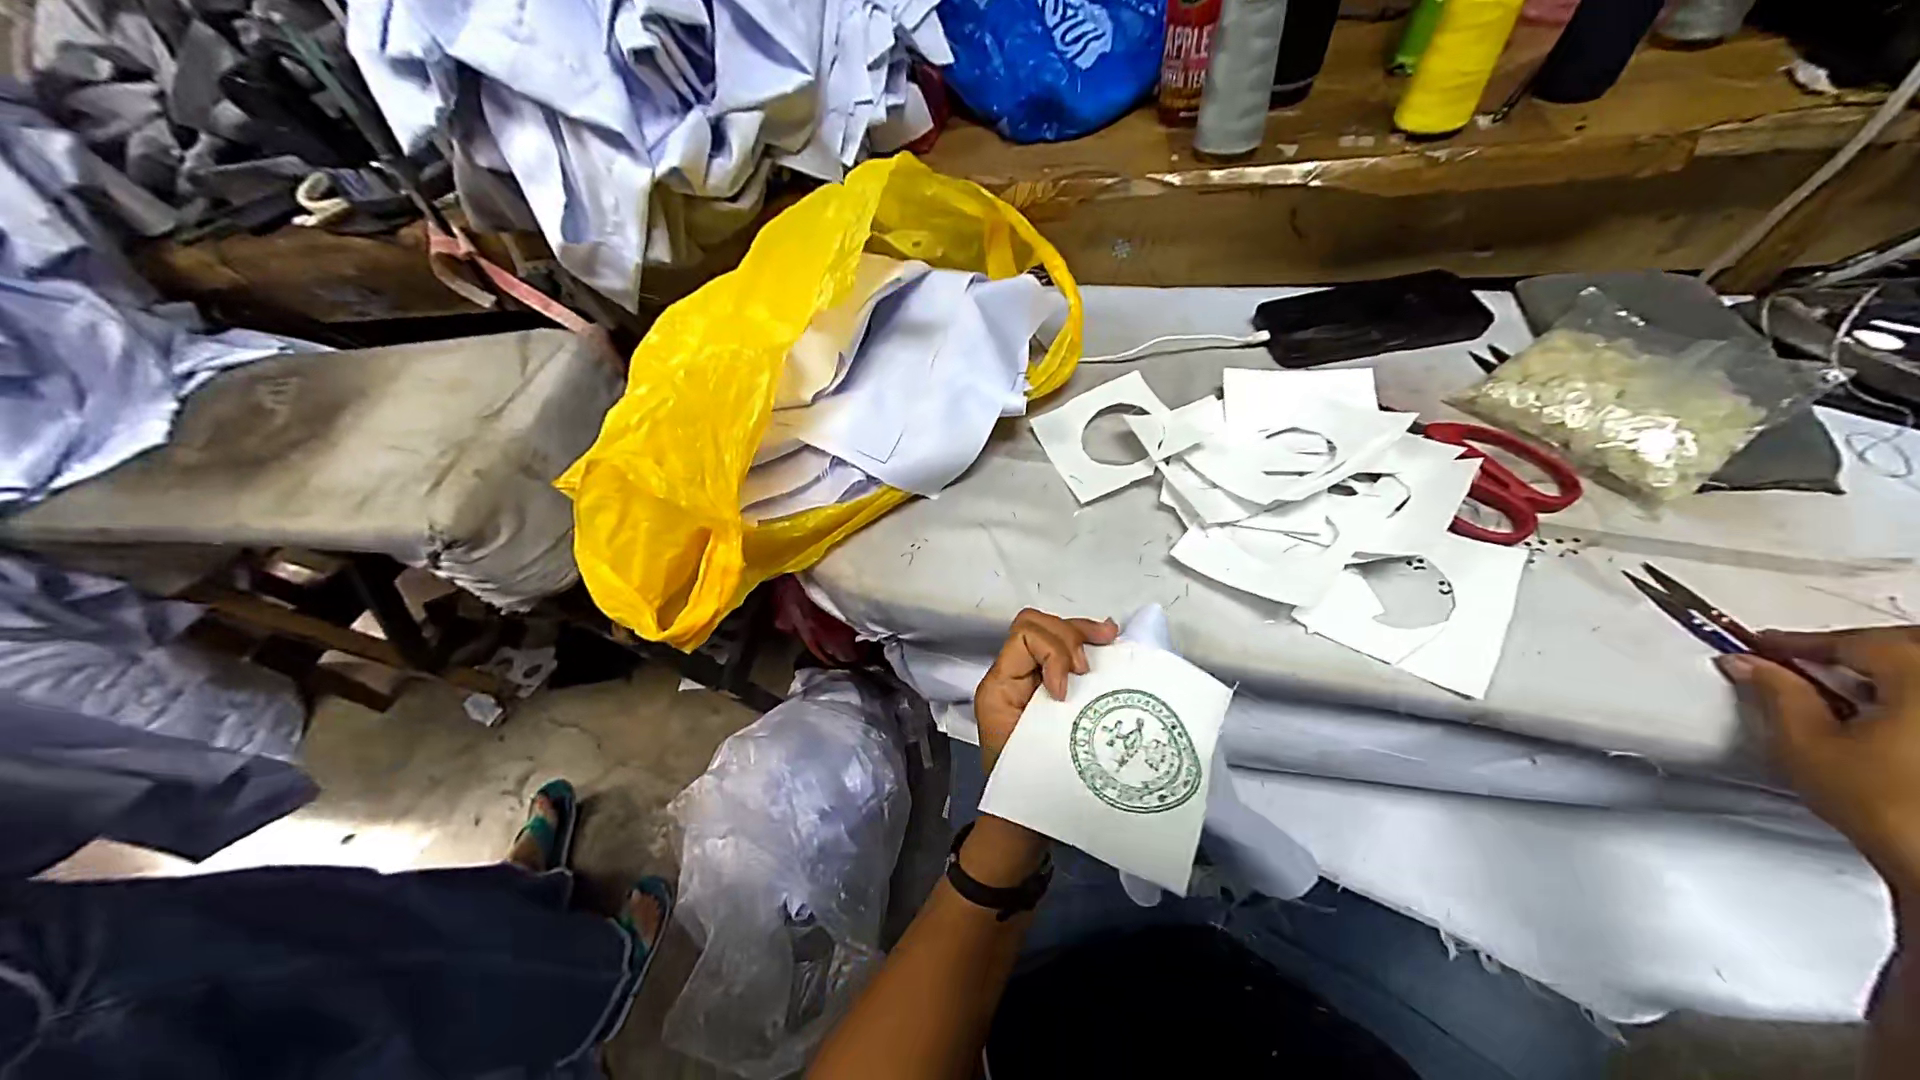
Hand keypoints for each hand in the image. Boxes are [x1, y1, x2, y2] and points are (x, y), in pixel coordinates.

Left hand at [973, 608, 1117, 772]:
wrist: (1027, 815)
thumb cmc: (1024, 784)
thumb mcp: (1026, 745)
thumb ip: (1042, 711)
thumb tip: (1067, 688)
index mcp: (1001, 684)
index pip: (1025, 636)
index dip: (1052, 653)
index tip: (1063, 692)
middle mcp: (1015, 673)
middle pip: (1039, 624)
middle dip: (1069, 637)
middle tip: (1086, 669)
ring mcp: (1035, 677)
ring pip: (1055, 631)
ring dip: (1082, 635)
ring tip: (1109, 640)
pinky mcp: (1055, 686)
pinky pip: (1069, 652)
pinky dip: (1090, 644)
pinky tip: (1111, 642)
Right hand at [1719, 626, 1919, 898]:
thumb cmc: (1893, 812)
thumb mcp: (1805, 743)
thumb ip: (1776, 692)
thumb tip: (1750, 665)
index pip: (1854, 642)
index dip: (1799, 643)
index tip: (1767, 646)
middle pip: (1908, 646)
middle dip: (1860, 649)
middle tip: (1811, 659)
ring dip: (1892, 670)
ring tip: (1854, 689)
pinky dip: (1910, 695)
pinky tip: (1893, 716)